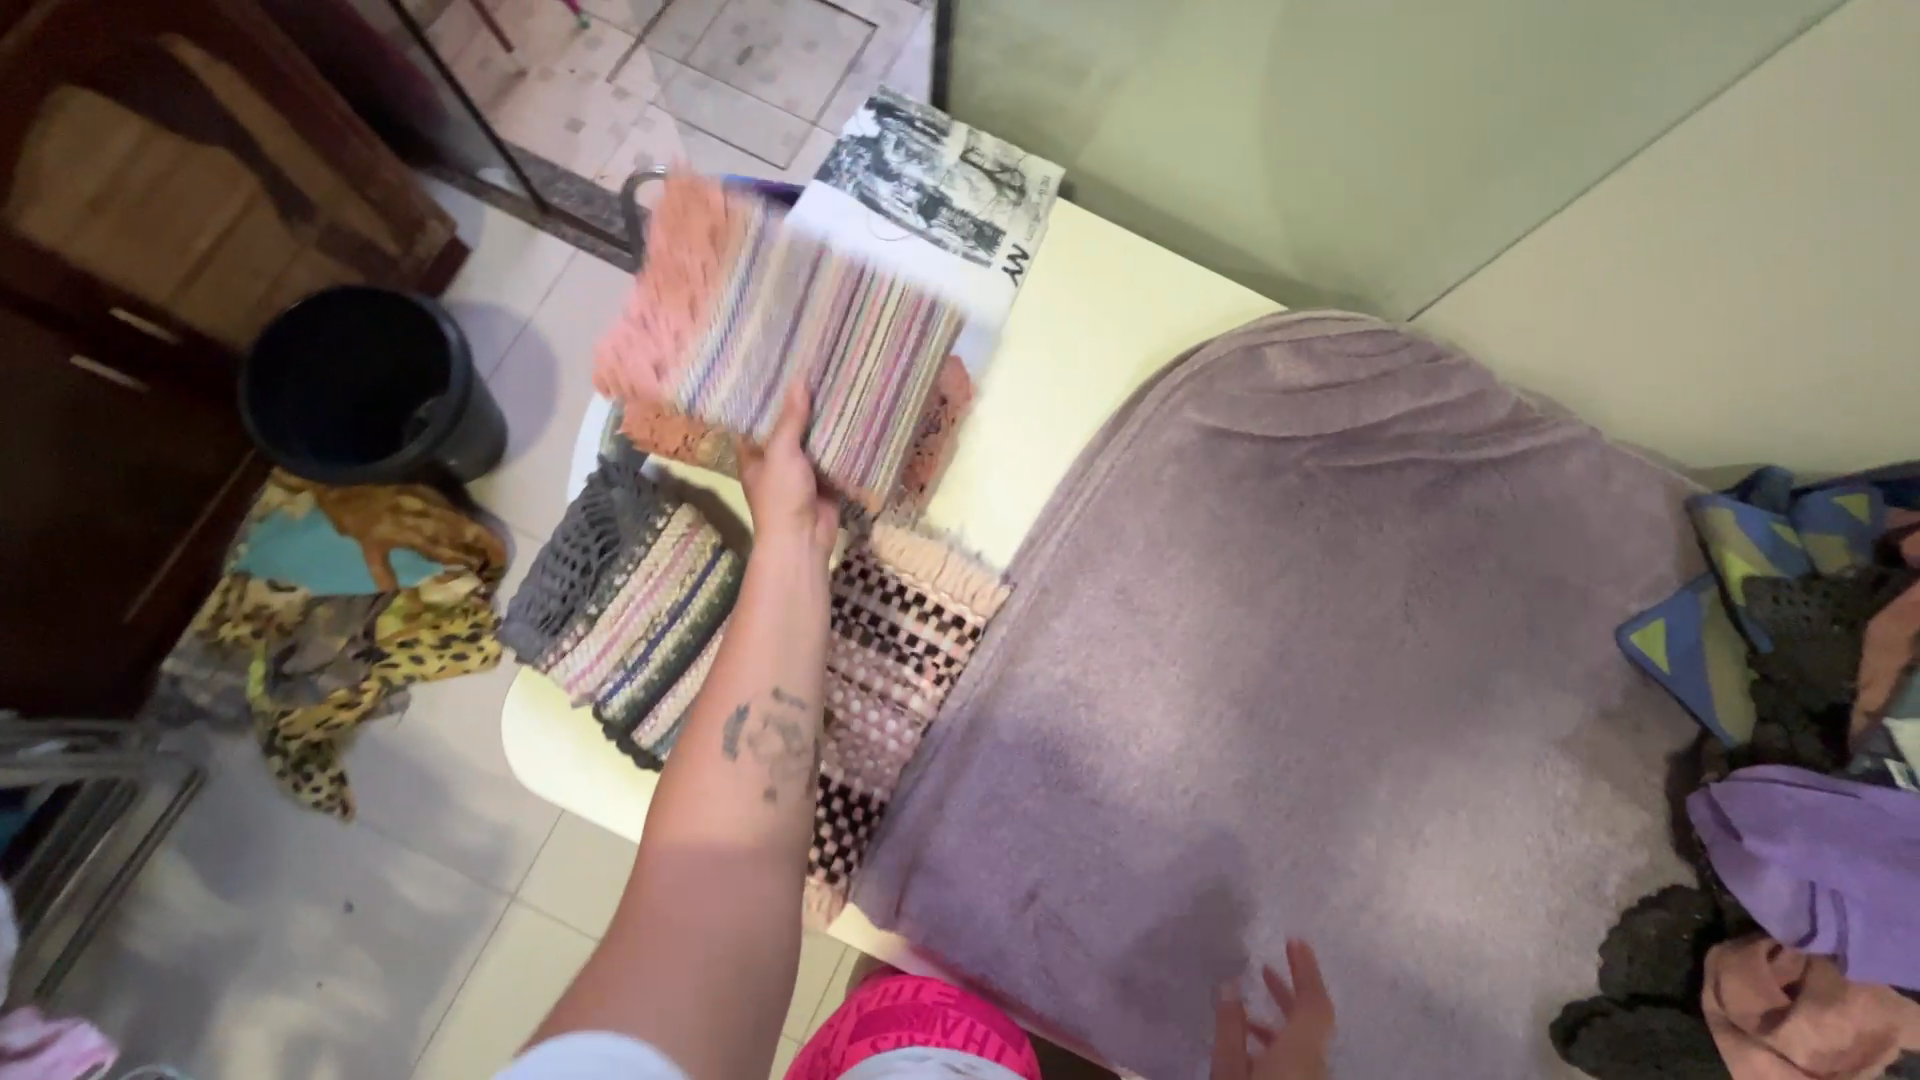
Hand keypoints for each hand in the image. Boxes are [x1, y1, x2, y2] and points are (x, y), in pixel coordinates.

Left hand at [737, 382, 838, 555]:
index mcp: (754, 452)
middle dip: (802, 404)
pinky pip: (833, 455)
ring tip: (837, 384)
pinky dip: (842, 441)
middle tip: (816, 368)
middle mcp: (776, 459)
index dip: (768, 395)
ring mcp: (802, 470)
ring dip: (824, 420)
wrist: (803, 540)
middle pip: (789, 425)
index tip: (781, 367)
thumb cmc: (781, 496)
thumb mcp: (781, 453)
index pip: (758, 416)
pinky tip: (853, 416)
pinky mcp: (825, 480)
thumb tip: (799, 380)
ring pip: (813, 439)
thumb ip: (791, 419)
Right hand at [1212, 941, 1334, 1079]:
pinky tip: (1251, 1031)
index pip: (1315, 1005)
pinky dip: (1280, 1032)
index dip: (1307, 970)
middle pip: (1312, 1018)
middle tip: (1283, 951)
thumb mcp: (1228, 1068)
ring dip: (1284, 1007)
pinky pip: (1298, 1052)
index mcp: (1301, 1052)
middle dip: (1295, 983)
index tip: (1295, 940)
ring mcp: (1312, 1077)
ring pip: (1304, 1034)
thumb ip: (1230, 1028)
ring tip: (1260, 981)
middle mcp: (1315, 1064)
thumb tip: (1229, 984)